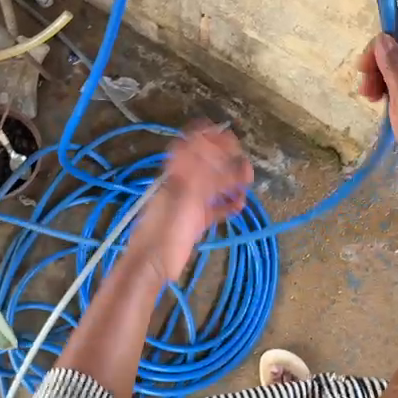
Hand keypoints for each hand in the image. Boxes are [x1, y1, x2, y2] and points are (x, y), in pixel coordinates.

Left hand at [128, 122, 254, 281]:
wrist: (152, 263)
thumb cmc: (165, 231)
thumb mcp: (184, 199)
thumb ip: (199, 176)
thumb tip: (212, 151)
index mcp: (176, 178)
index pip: (191, 150)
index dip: (207, 139)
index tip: (226, 134)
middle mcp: (182, 187)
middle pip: (205, 167)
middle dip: (224, 161)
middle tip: (242, 158)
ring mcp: (188, 206)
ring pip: (212, 188)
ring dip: (229, 182)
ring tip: (246, 180)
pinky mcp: (193, 224)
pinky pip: (213, 210)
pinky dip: (226, 205)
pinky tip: (238, 204)